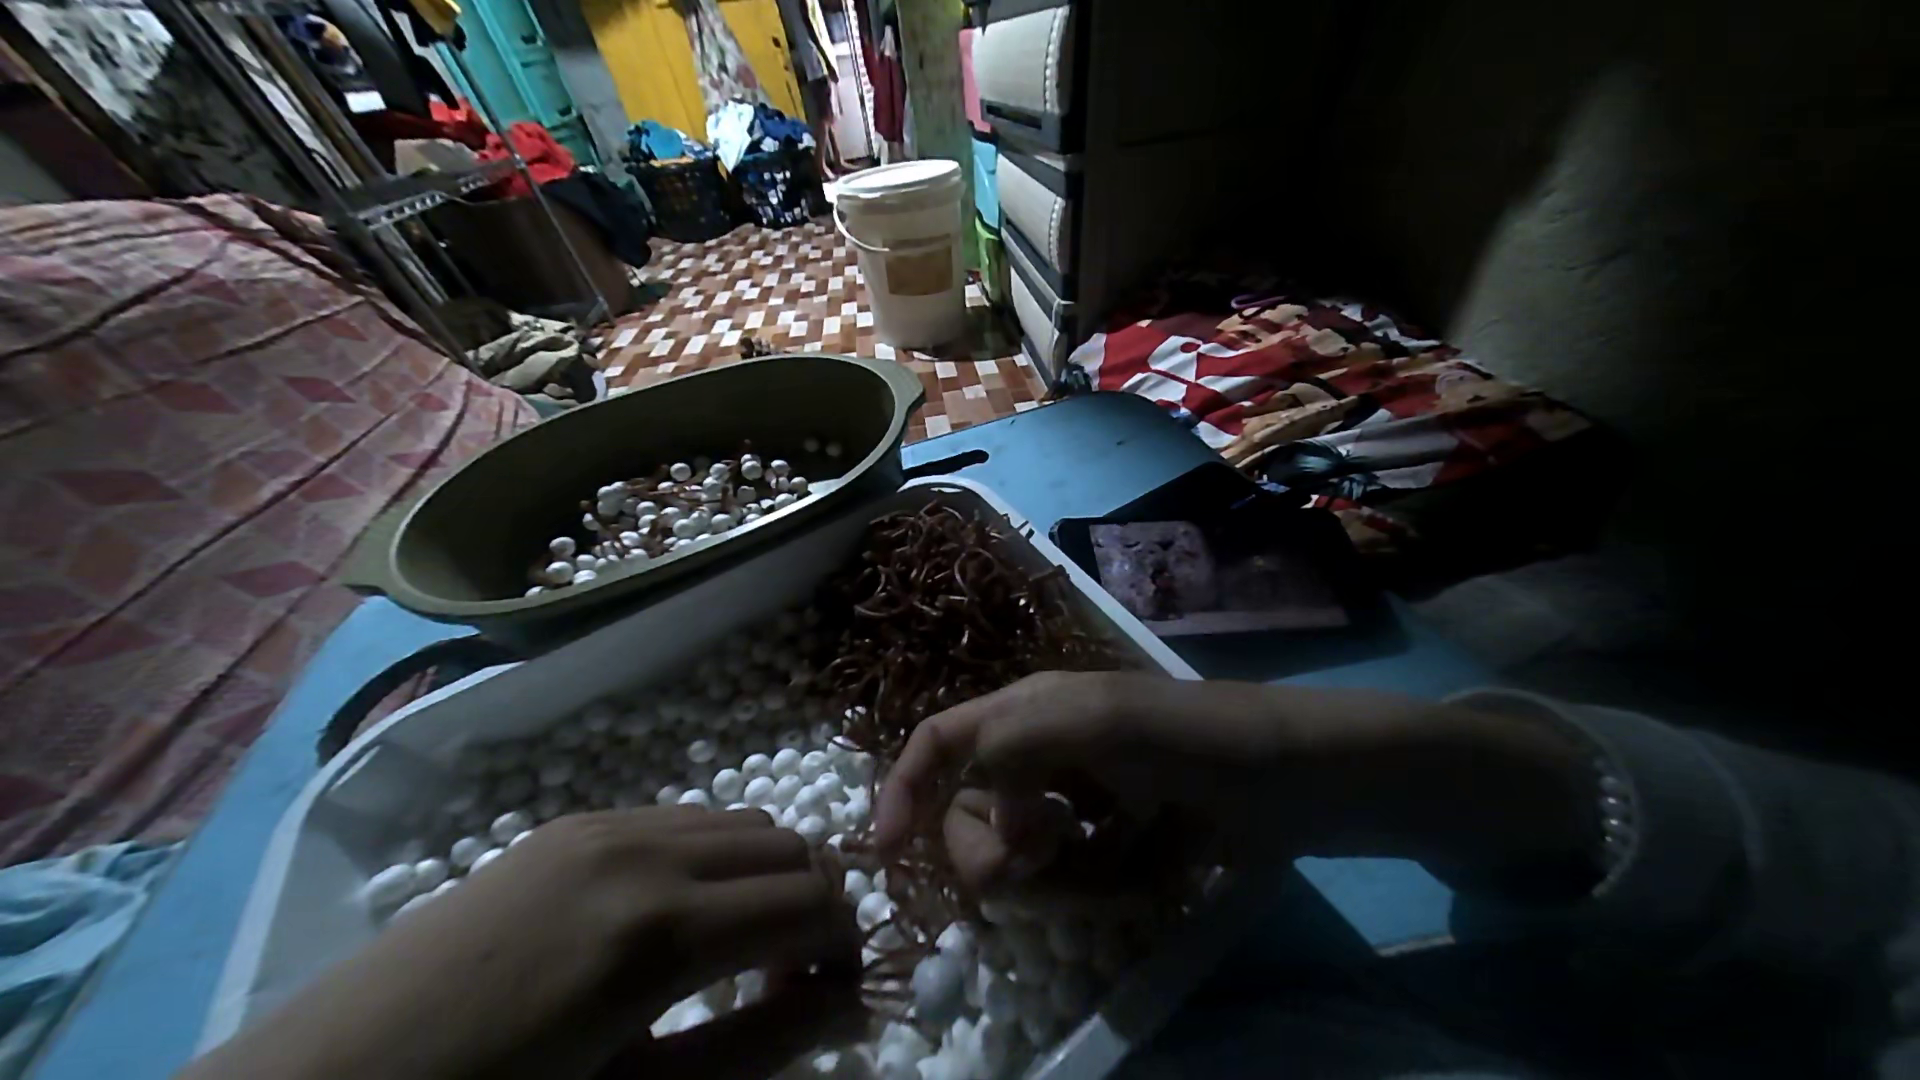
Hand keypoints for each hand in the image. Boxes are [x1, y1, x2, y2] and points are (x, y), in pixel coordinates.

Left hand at [180, 807, 859, 1079]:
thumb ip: (760, 1049)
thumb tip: (850, 1004)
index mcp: (659, 934)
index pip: (811, 903)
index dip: (844, 944)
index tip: (836, 992)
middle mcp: (645, 852)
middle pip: (789, 848)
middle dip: (815, 905)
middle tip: (789, 976)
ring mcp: (606, 824)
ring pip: (742, 824)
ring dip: (766, 877)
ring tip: (734, 947)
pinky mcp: (574, 822)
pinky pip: (684, 820)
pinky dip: (715, 859)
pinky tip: (674, 919)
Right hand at [872, 672, 1598, 895]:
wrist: (1302, 779)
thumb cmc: (1197, 738)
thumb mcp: (1103, 720)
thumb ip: (1018, 743)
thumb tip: (981, 805)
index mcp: (1029, 711)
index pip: (940, 739)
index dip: (904, 787)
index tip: (887, 855)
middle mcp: (1043, 751)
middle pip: (974, 811)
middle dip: (995, 849)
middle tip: (1044, 860)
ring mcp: (1081, 799)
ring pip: (1023, 857)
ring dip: (1056, 881)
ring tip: (1115, 869)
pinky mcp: (1117, 840)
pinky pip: (1075, 882)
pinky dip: (1098, 890)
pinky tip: (1146, 873)